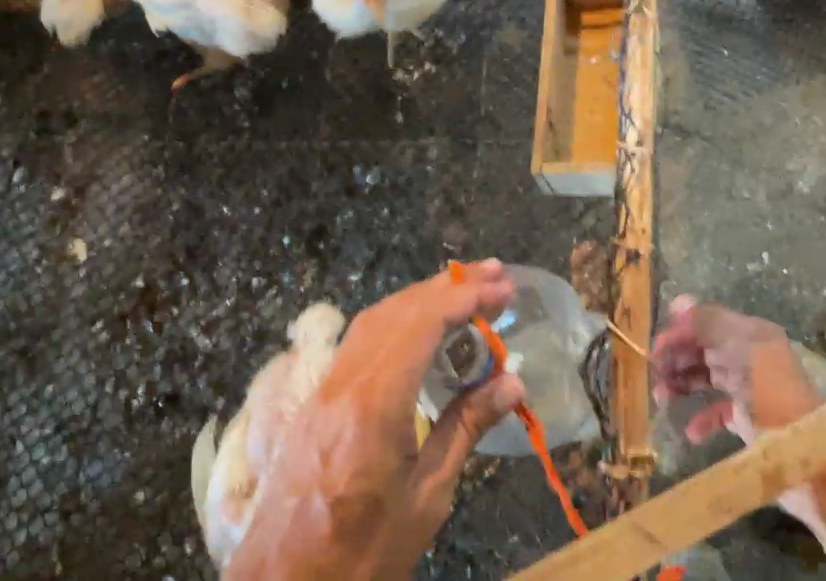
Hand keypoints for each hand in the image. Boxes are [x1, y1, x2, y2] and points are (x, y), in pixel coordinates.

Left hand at [226, 260, 525, 580]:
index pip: (423, 323)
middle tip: (494, 275)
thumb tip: (511, 380)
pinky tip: (419, 330)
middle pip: (398, 310)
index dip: (466, 298)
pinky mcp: (315, 404)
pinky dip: (396, 320)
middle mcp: (344, 382)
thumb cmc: (362, 550)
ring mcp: (323, 390)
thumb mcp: (427, 497)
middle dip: (448, 286)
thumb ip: (465, 429)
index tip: (503, 289)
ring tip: (464, 291)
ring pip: (374, 320)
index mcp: (375, 402)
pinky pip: (359, 342)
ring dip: (421, 297)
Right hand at [651, 297, 825, 557]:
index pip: (711, 322)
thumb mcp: (742, 352)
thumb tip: (679, 301)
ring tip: (661, 397)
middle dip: (679, 357)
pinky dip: (703, 418)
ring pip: (709, 377)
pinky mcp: (751, 421)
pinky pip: (720, 412)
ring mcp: (751, 390)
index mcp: (754, 335)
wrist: (808, 457)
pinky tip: (690, 431)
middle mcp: (752, 357)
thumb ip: (709, 324)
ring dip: (684, 384)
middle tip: (654, 371)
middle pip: (708, 349)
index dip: (683, 330)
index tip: (656, 345)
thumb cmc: (773, 397)